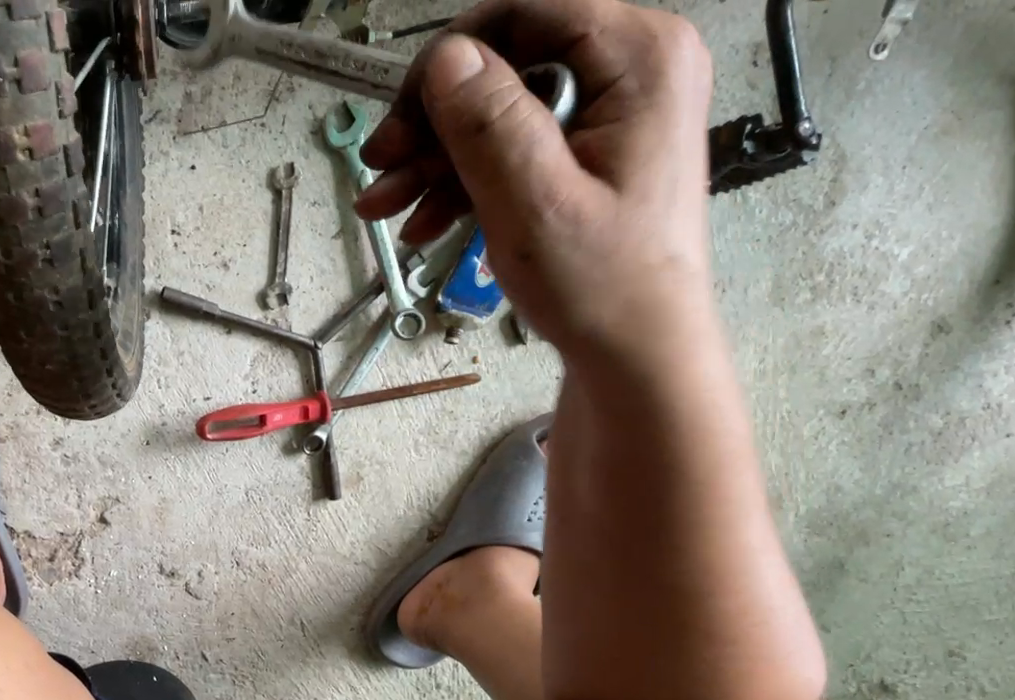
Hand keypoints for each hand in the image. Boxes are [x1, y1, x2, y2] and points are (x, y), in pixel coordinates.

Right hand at [355, 0, 717, 364]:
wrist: (633, 351)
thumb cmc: (597, 281)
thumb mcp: (533, 200)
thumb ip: (489, 122)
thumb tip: (444, 57)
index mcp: (637, 58)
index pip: (524, 14)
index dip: (449, 61)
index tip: (397, 122)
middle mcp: (629, 69)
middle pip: (503, 67)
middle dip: (431, 123)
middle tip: (377, 172)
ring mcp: (607, 114)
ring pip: (495, 113)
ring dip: (432, 161)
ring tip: (381, 209)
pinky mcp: (585, 155)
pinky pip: (508, 149)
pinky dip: (459, 183)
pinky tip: (421, 223)